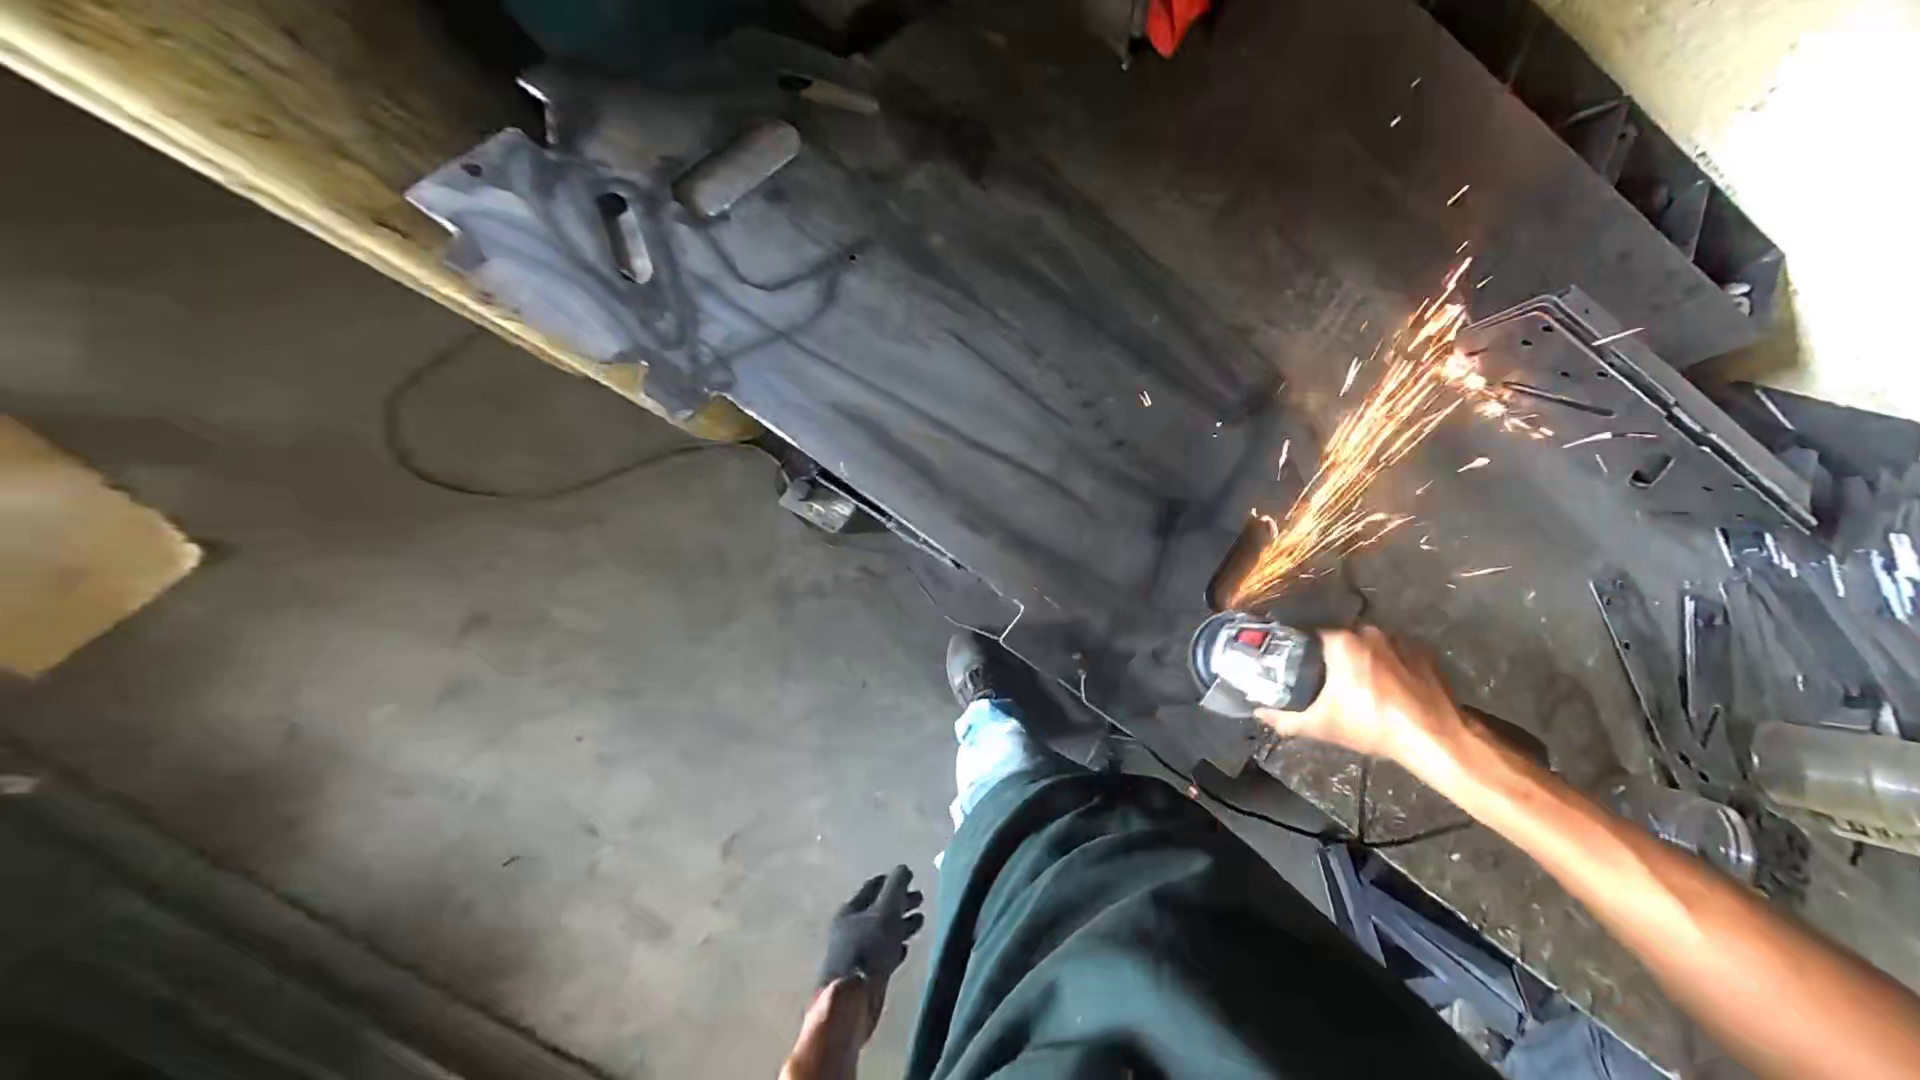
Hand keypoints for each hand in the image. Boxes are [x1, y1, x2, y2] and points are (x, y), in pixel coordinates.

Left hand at [820, 865, 924, 1035]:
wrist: (852, 1001)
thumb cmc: (868, 949)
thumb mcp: (885, 912)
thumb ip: (895, 888)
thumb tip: (903, 868)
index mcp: (850, 910)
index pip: (873, 887)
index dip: (891, 880)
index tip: (910, 877)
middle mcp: (851, 928)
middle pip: (879, 908)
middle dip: (900, 902)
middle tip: (921, 898)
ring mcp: (858, 952)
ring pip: (883, 931)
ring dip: (901, 924)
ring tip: (920, 920)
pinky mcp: (866, 974)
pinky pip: (883, 954)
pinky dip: (896, 947)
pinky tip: (906, 949)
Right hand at [1253, 625, 1470, 780]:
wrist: (1435, 739)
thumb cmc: (1372, 725)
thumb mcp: (1321, 725)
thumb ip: (1284, 719)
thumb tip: (1259, 713)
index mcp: (1342, 641)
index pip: (1312, 634)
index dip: (1303, 650)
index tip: (1298, 665)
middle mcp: (1370, 632)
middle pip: (1342, 639)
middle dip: (1334, 656)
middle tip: (1328, 680)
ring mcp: (1401, 641)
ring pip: (1370, 645)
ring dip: (1363, 660)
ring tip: (1359, 685)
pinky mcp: (1425, 654)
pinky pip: (1396, 653)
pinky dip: (1389, 666)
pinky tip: (1388, 688)